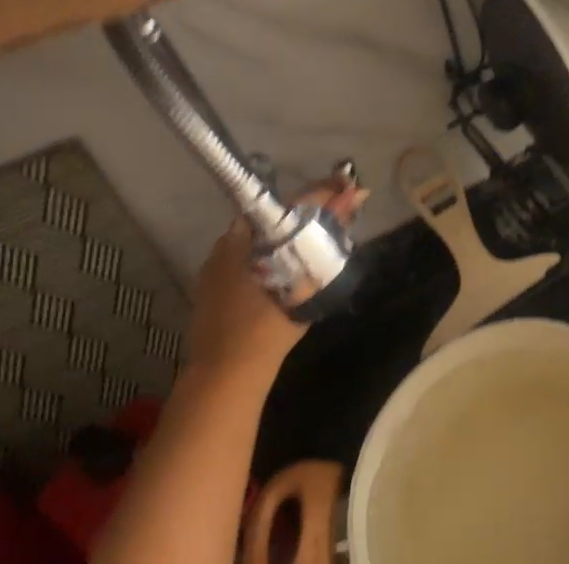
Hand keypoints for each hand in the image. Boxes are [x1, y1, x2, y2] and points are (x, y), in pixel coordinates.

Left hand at [184, 178, 364, 384]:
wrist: (226, 375)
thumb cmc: (267, 325)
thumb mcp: (306, 278)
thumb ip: (328, 232)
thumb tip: (354, 194)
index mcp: (246, 234)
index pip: (290, 201)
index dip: (321, 196)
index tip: (347, 192)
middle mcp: (228, 241)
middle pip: (276, 217)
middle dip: (307, 218)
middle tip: (337, 224)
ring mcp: (216, 264)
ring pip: (263, 238)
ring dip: (290, 238)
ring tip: (320, 248)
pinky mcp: (213, 285)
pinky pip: (250, 258)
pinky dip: (274, 257)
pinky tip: (292, 274)